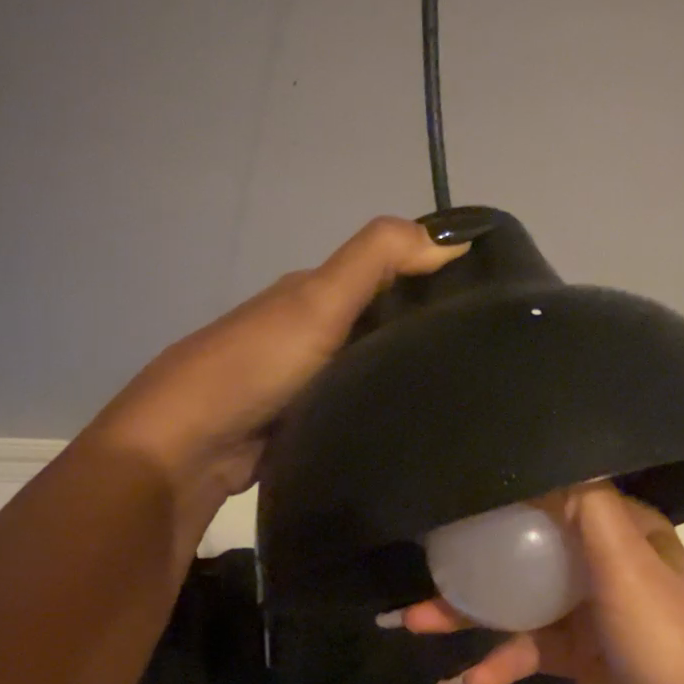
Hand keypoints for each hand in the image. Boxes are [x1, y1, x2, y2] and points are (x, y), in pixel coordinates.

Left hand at [86, 216, 468, 494]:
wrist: (190, 447)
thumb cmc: (257, 363)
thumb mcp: (320, 300)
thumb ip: (378, 259)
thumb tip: (454, 237)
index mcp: (315, 295)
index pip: (389, 275)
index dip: (435, 277)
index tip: (493, 299)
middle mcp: (312, 333)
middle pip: (384, 324)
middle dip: (431, 332)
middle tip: (490, 355)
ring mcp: (309, 383)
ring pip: (375, 370)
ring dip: (411, 375)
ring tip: (468, 393)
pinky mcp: (311, 426)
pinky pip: (362, 409)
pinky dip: (388, 410)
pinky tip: (423, 424)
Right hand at [398, 482, 683, 683]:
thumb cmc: (666, 642)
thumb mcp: (631, 566)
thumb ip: (590, 509)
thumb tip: (549, 464)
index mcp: (631, 533)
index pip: (568, 496)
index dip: (519, 493)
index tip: (463, 492)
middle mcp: (612, 567)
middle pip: (536, 550)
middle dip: (482, 556)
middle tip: (427, 561)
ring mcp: (596, 616)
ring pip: (524, 602)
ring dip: (475, 613)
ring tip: (417, 622)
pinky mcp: (582, 661)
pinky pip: (530, 651)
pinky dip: (501, 662)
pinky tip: (470, 680)